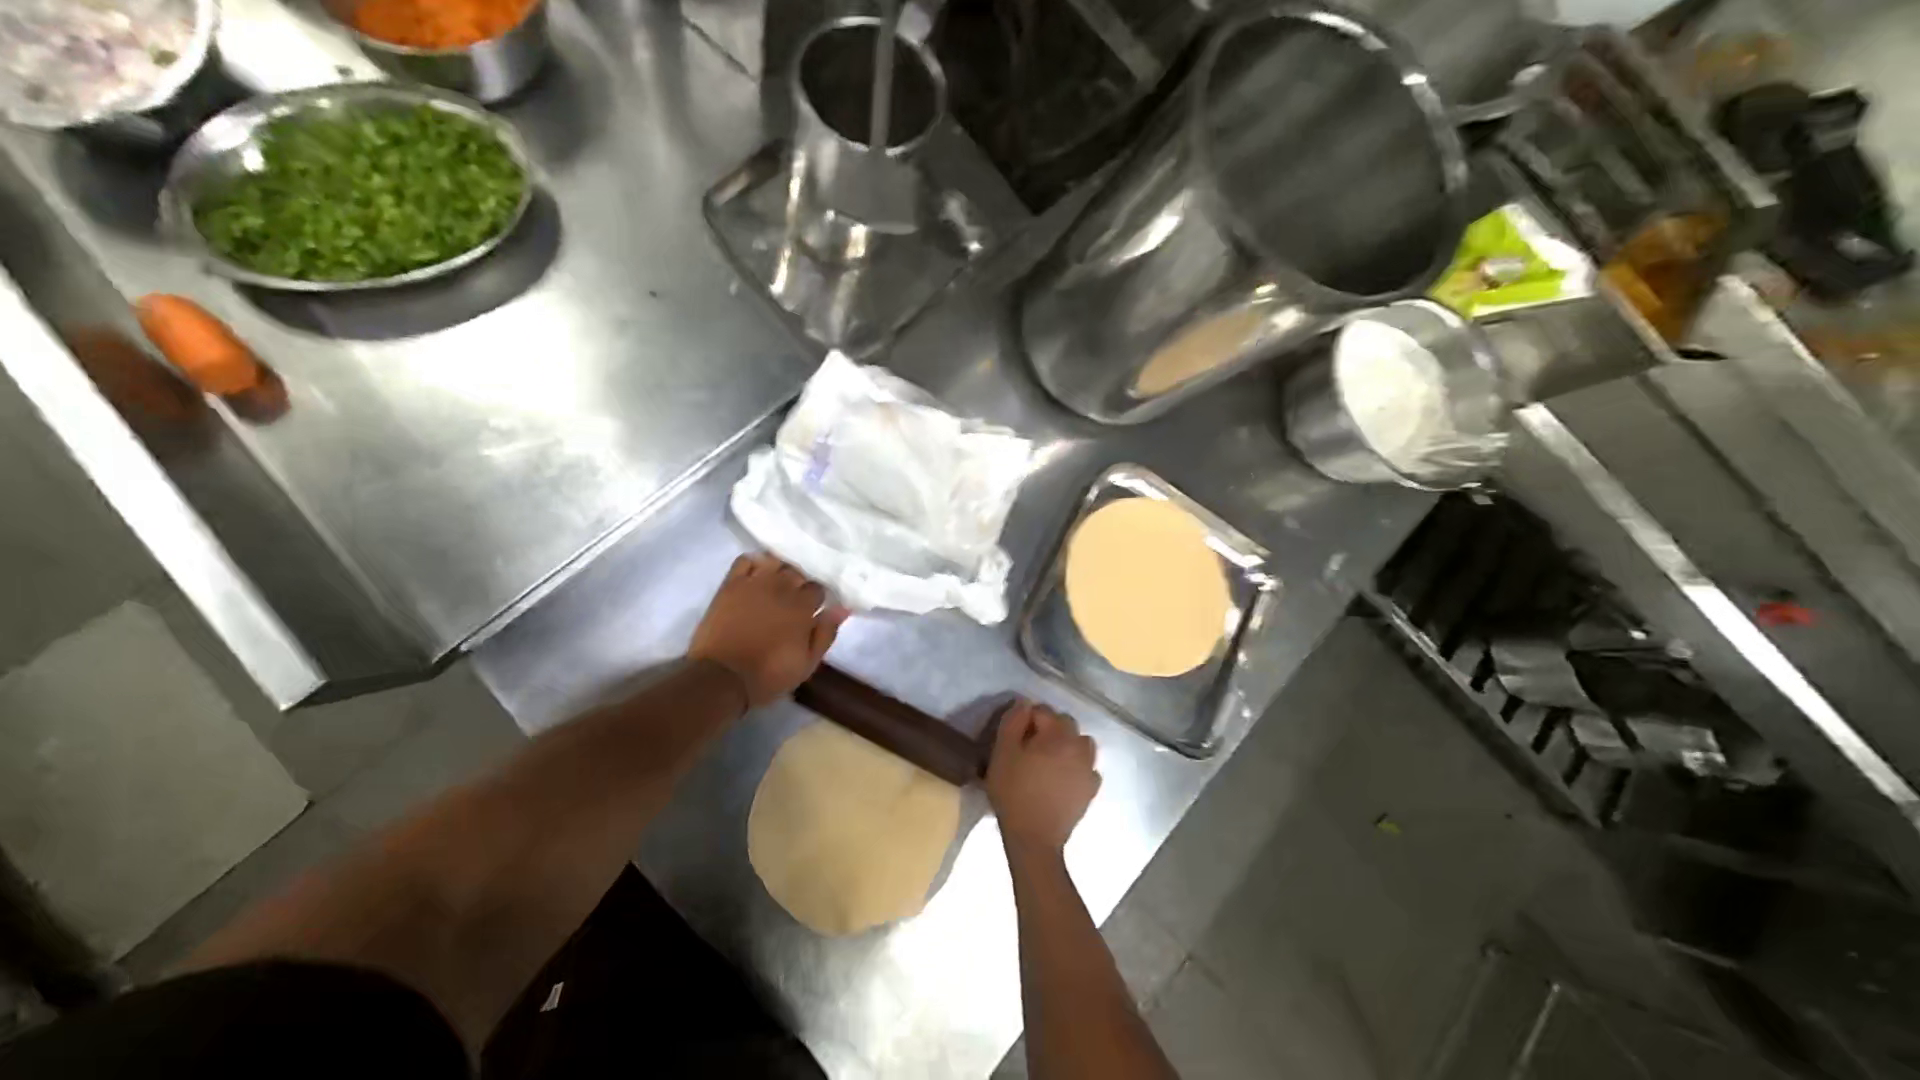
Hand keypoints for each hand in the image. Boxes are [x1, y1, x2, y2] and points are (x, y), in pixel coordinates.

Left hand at [689, 554, 848, 707]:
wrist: (722, 678)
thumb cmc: (768, 675)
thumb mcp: (807, 663)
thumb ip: (826, 633)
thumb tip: (842, 608)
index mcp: (802, 607)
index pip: (818, 588)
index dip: (817, 598)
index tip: (814, 609)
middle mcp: (780, 588)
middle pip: (798, 571)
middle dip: (800, 582)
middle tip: (795, 598)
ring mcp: (754, 583)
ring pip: (775, 561)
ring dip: (780, 569)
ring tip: (777, 583)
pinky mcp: (731, 584)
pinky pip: (745, 560)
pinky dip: (754, 563)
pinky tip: (756, 576)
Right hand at [987, 699, 1100, 856]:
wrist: (1034, 838)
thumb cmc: (1013, 792)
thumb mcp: (1002, 753)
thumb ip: (1013, 722)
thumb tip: (1025, 703)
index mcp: (1059, 734)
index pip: (1043, 711)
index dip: (1025, 720)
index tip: (1013, 738)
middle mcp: (1080, 746)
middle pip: (1065, 724)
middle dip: (1048, 730)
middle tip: (1028, 749)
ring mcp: (1090, 768)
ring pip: (1081, 744)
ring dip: (1066, 745)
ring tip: (1048, 761)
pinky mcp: (1091, 789)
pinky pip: (1087, 767)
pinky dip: (1076, 766)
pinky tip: (1062, 778)